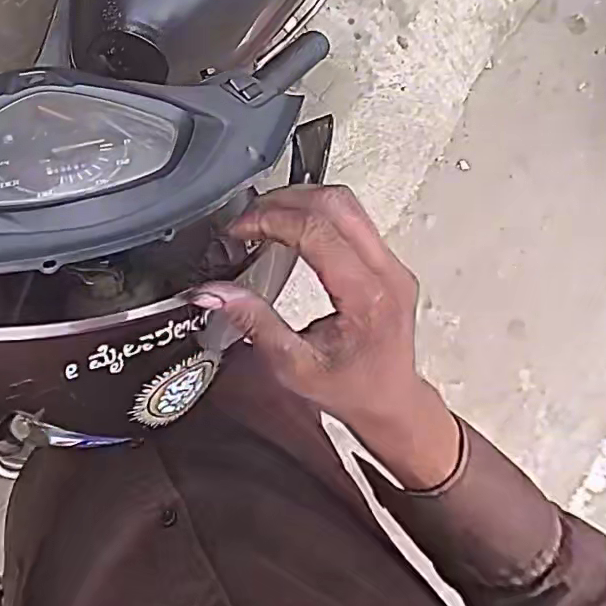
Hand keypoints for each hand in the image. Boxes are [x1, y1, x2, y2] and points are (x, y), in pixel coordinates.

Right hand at [193, 186, 461, 487]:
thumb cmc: (351, 391)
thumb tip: (213, 291)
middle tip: (247, 218)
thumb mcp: (292, 365)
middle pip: (335, 203)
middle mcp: (387, 273)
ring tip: (263, 219)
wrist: (391, 403)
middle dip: (282, 201)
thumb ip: (253, 322)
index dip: (271, 220)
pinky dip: (313, 212)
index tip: (240, 230)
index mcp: (367, 296)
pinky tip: (288, 228)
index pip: (318, 231)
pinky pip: (351, 217)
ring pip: (345, 203)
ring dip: (299, 201)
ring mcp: (391, 263)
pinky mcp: (386, 261)